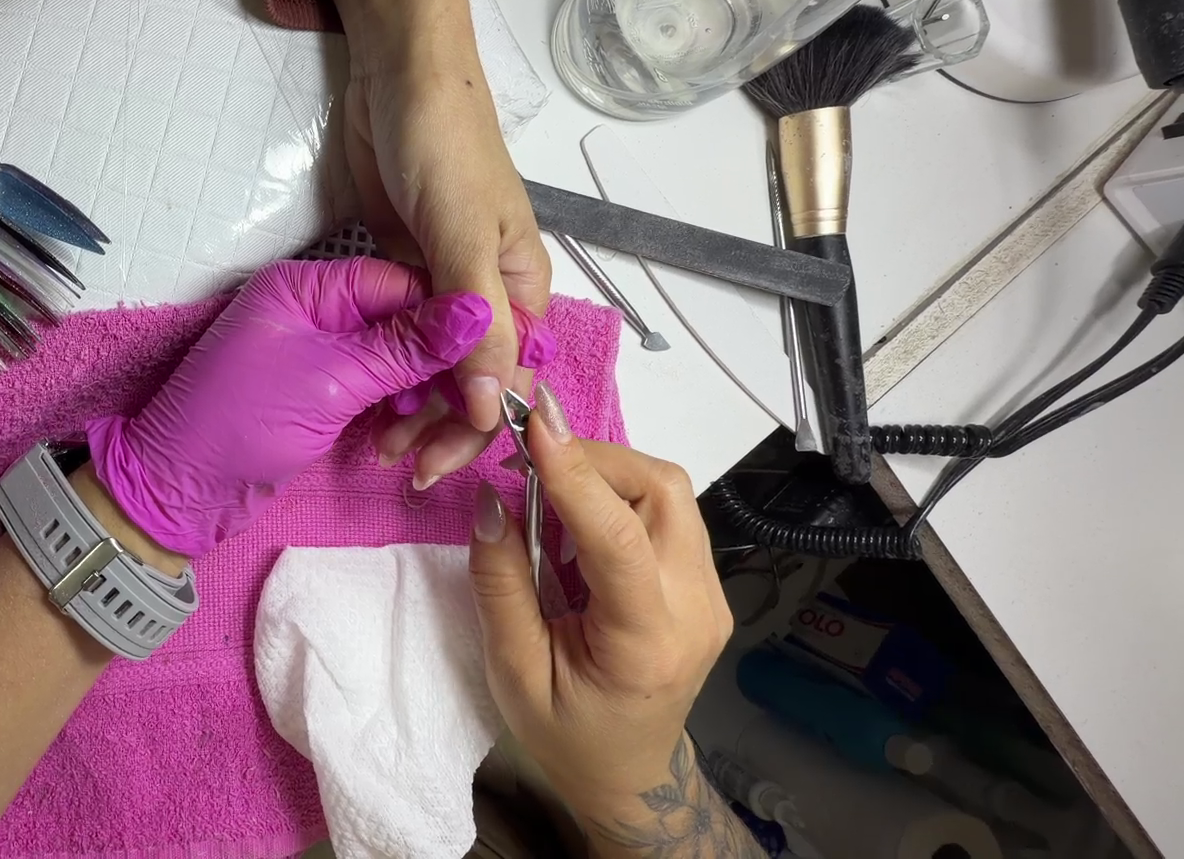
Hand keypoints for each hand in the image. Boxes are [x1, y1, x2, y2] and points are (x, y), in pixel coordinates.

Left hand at [88, 257, 524, 558]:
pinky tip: (405, 442)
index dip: (449, 320)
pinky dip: (396, 414)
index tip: (488, 359)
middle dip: (436, 368)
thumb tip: (477, 314)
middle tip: (460, 412)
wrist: (183, 487)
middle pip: (404, 323)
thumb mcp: (330, 381)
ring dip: (418, 398)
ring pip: (395, 361)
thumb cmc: (241, 423)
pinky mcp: (322, 388)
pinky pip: (376, 389)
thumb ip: (405, 348)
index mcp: (309, 286)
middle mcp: (317, 309)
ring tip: (420, 440)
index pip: (402, 284)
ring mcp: (320, 350)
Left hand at [324, 0, 551, 489]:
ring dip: (407, 401)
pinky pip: (395, 331)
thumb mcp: (463, 237)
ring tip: (375, 441)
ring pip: (428, 360)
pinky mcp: (397, 268)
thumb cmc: (444, 147)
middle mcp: (483, 293)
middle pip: (466, 377)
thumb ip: (476, 324)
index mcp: (518, 288)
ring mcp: (436, 282)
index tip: (437, 465)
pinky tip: (364, 394)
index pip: (505, 378)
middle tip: (395, 461)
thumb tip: (490, 410)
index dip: (474, 425)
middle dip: (437, 423)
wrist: (397, 77)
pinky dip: (384, 363)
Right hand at [468, 384, 738, 851]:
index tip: (534, 425)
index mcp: (647, 642)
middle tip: (528, 459)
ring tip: (543, 483)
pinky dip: (611, 489)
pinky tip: (570, 512)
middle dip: (593, 458)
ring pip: (667, 490)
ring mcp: (707, 590)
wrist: (631, 773)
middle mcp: (696, 606)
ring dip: (602, 469)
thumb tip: (489, 501)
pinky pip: (661, 507)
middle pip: (662, 492)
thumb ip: (499, 583)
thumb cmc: (566, 731)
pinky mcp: (699, 578)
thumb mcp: (512, 668)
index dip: (576, 475)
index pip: (620, 539)